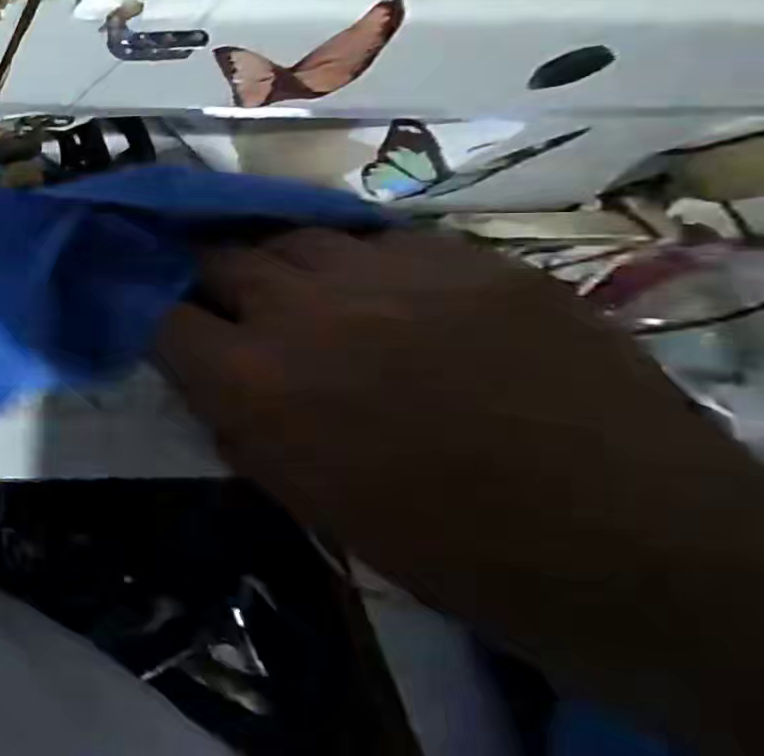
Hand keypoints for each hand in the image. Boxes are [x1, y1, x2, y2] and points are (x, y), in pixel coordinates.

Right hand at [155, 228, 763, 744]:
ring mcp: (386, 276)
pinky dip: (363, 262)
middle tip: (222, 295)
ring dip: (280, 262)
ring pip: (290, 235)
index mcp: (254, 380)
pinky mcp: (466, 259)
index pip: (159, 315)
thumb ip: (230, 418)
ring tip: (302, 287)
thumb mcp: (299, 492)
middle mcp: (301, 312)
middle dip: (206, 274)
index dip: (150, 311)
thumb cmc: (437, 539)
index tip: (156, 316)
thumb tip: (197, 370)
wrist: (631, 546)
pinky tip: (385, 292)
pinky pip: (379, 238)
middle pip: (214, 256)